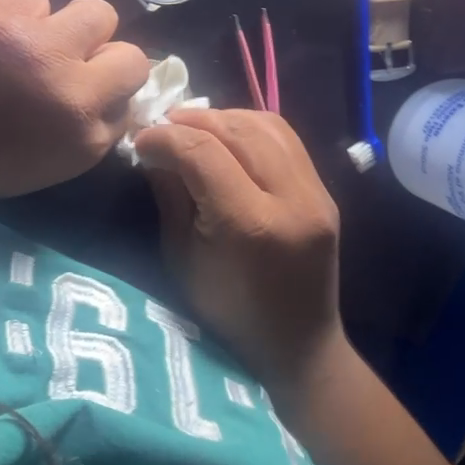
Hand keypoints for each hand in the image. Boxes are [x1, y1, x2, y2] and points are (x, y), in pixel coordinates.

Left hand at [0, 0, 150, 199]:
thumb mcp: (51, 163)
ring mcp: (40, 42)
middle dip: (100, 51)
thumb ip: (92, 127)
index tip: (88, 85)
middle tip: (65, 59)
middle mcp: (73, 84)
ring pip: (90, 10)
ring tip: (27, 43)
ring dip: (64, 26)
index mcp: (86, 131)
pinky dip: (19, 12)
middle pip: (125, 47)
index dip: (110, 83)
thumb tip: (113, 92)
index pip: (134, 89)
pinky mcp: (3, 12)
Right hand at [134, 110, 343, 377]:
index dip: (163, 138)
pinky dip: (250, 129)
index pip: (201, 152)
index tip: (140, 142)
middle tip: (160, 129)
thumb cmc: (227, 312)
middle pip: (235, 130)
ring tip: (192, 130)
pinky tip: (226, 139)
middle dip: (190, 121)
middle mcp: (291, 199)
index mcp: (249, 224)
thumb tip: (154, 150)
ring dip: (222, 118)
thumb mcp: (181, 258)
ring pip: (265, 125)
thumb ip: (170, 196)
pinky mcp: (324, 192)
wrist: (297, 346)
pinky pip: (285, 140)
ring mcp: (316, 193)